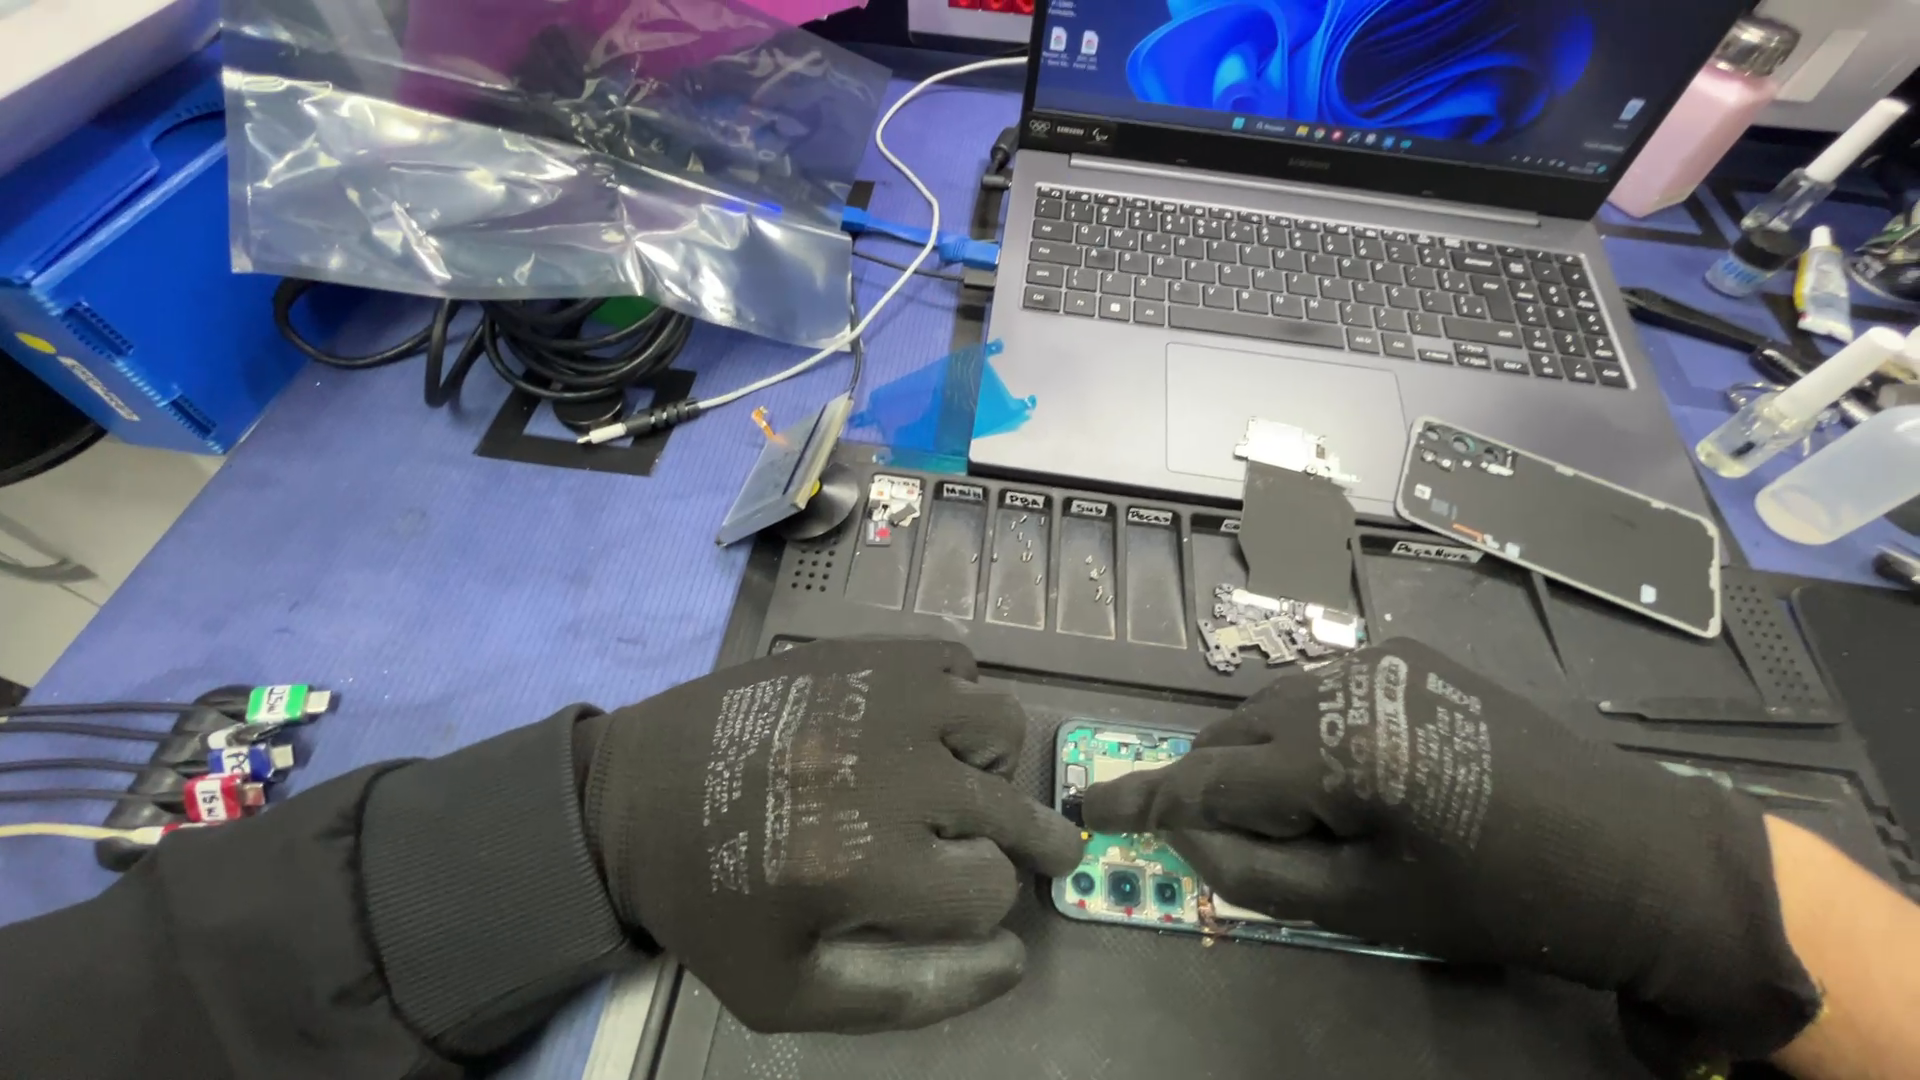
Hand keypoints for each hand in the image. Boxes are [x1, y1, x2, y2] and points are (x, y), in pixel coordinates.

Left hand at [576, 639, 1080, 1032]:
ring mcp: (887, 697)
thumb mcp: (791, 990)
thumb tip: (1013, 958)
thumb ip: (912, 992)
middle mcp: (893, 771)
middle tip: (1046, 848)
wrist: (639, 792)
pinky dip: (957, 695)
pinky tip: (924, 723)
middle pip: (1014, 807)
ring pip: (1001, 723)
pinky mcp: (871, 651)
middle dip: (1036, 840)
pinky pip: (958, 662)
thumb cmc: (714, 900)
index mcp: (869, 864)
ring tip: (960, 779)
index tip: (951, 897)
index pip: (990, 889)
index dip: (978, 902)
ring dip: (992, 763)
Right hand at [1082, 640, 1818, 1070]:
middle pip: (1229, 736)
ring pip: (1265, 710)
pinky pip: (1311, 694)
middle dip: (1210, 785)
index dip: (1140, 800)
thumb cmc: (1500, 902)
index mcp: (1342, 757)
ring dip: (1255, 759)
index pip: (1209, 780)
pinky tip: (1342, 772)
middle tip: (1226, 836)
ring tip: (1300, 812)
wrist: (1640, 855)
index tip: (1086, 812)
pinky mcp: (1399, 654)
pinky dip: (1297, 734)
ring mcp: (1373, 660)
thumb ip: (1255, 873)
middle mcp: (1343, 687)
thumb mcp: (1368, 910)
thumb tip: (1183, 832)